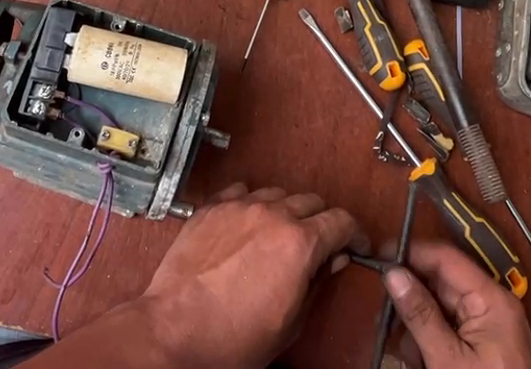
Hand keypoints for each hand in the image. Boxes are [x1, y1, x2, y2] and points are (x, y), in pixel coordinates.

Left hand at [141, 183, 366, 367]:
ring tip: (280, 236)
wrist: (176, 331)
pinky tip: (247, 224)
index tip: (355, 244)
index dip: (354, 233)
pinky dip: (251, 204)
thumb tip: (333, 260)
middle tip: (320, 243)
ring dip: (286, 211)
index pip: (341, 221)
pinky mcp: (212, 207)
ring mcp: (239, 206)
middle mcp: (272, 215)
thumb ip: (318, 283)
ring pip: (277, 194)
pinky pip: (241, 192)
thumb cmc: (232, 338)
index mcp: (299, 243)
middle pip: (311, 201)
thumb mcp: (290, 322)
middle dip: (321, 221)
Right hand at [384, 241, 530, 368]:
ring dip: (416, 326)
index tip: (377, 259)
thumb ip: (420, 314)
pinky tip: (417, 360)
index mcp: (489, 298)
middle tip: (382, 319)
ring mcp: (486, 326)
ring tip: (405, 353)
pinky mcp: (482, 346)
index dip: (410, 253)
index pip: (444, 257)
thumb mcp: (448, 360)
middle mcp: (489, 304)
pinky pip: (447, 329)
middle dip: (410, 298)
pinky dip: (428, 341)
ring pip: (438, 307)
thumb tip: (392, 272)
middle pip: (439, 282)